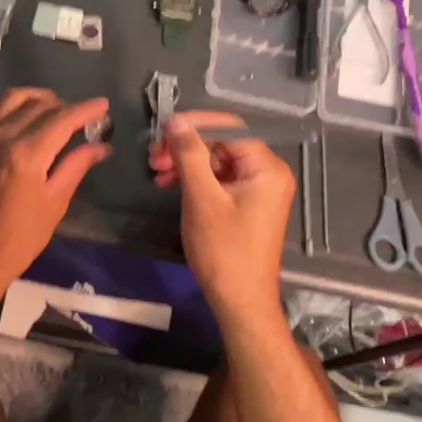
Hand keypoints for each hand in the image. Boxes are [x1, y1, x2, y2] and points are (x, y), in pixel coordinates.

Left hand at [0, 88, 111, 292]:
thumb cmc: (21, 237)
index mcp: (26, 154)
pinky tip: (20, 122)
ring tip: (51, 110)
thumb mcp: (55, 203)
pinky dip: (9, 111)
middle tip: (79, 116)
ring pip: (10, 100)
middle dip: (63, 106)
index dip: (86, 109)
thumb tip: (102, 145)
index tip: (102, 104)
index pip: (62, 119)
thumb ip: (76, 166)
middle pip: (38, 106)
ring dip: (35, 99)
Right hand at [149, 111, 292, 322]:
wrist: (240, 300)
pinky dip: (196, 180)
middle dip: (186, 146)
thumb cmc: (223, 251)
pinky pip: (220, 180)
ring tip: (156, 172)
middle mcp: (268, 173)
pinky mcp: (247, 205)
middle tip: (153, 156)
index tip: (161, 131)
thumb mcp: (201, 199)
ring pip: (218, 161)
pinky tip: (170, 185)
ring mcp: (259, 190)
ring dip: (186, 163)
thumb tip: (176, 120)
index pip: (230, 127)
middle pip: (223, 143)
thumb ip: (189, 155)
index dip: (194, 125)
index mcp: (266, 168)